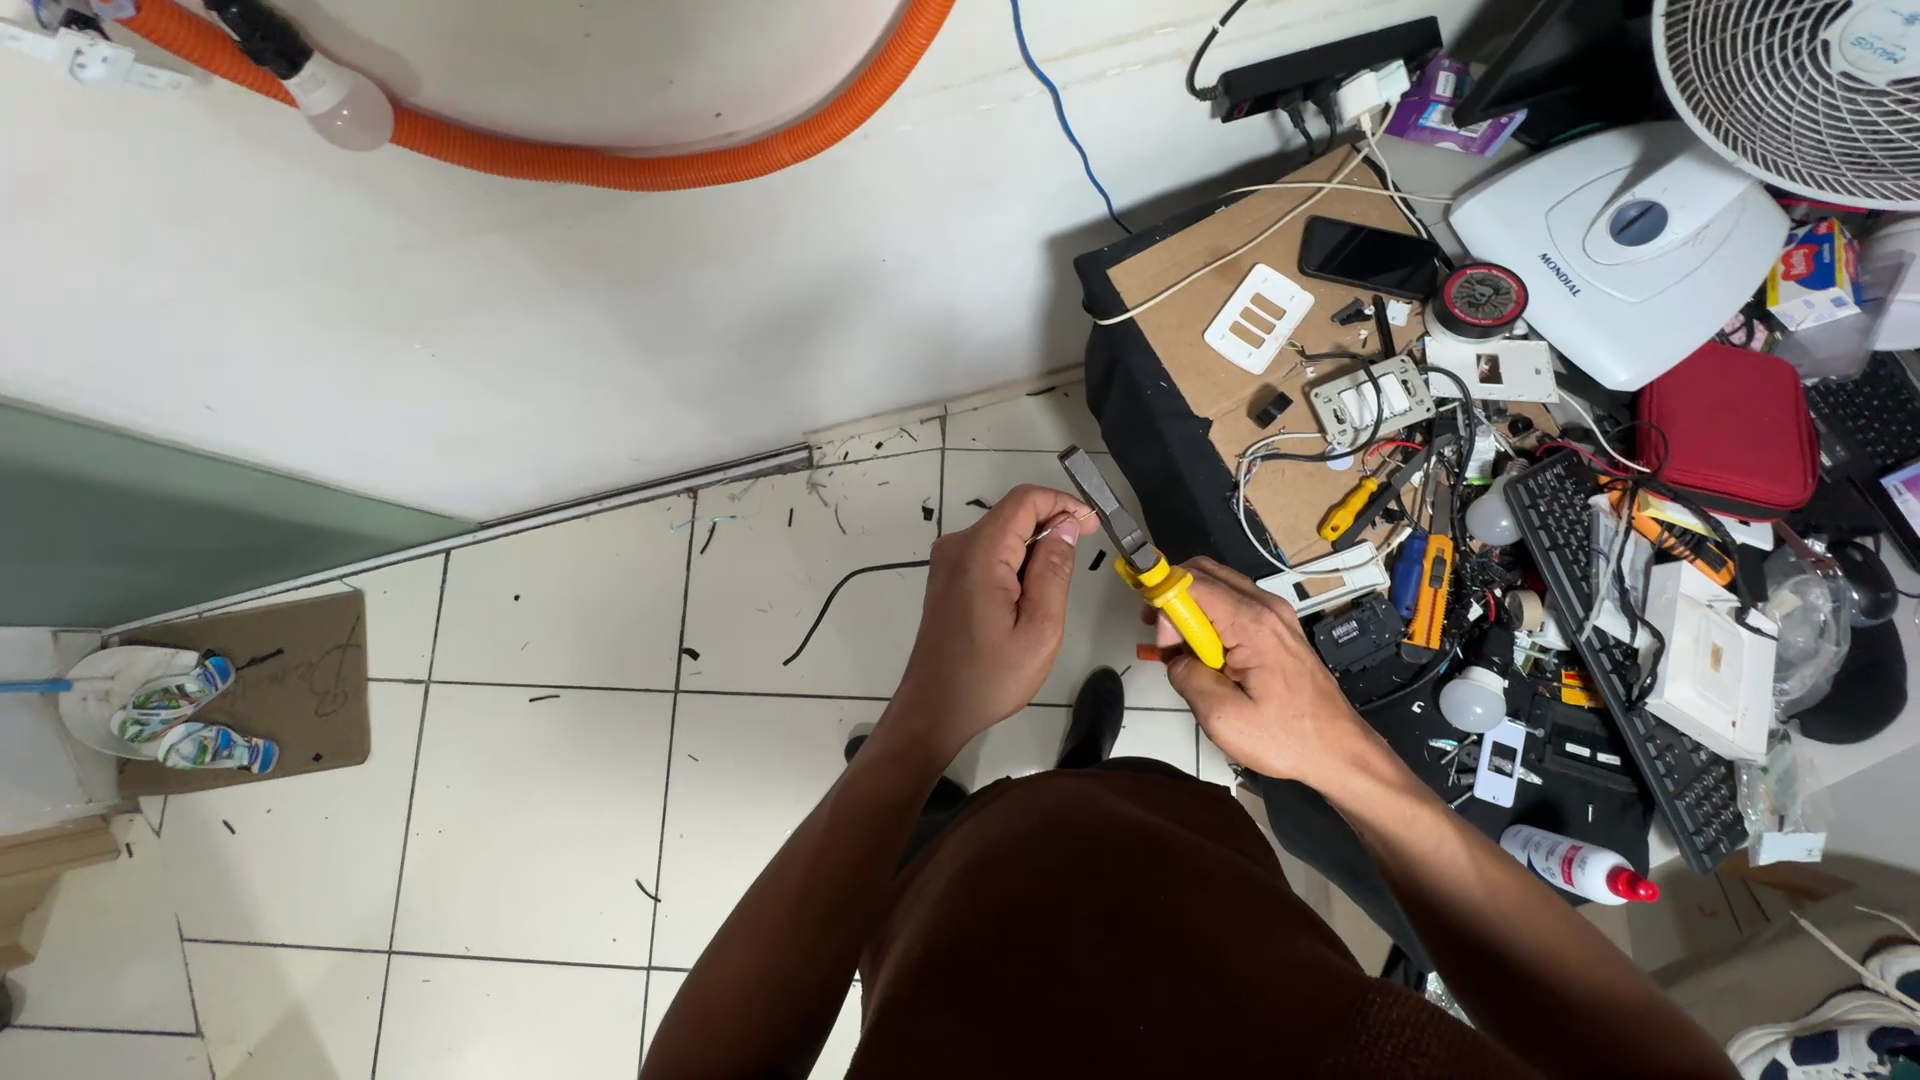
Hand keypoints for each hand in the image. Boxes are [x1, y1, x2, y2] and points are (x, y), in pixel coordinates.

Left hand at [883, 485, 1089, 760]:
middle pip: (1012, 514)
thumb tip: (1065, 527)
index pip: (1025, 500)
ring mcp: (947, 562)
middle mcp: (957, 546)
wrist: (934, 708)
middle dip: (1051, 528)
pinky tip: (1025, 600)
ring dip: (1033, 551)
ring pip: (1001, 534)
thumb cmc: (990, 677)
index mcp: (979, 552)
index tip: (1092, 526)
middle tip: (1079, 563)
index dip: (1063, 503)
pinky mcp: (946, 578)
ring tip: (1049, 596)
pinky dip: (1014, 564)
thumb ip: (1054, 571)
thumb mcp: (1039, 629)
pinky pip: (987, 554)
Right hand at [1159, 557, 1380, 786]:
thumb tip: (1175, 658)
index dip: (1164, 601)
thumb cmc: (1285, 738)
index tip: (1163, 640)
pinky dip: (1209, 616)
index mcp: (1252, 623)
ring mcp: (1275, 614)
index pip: (1192, 581)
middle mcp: (1266, 607)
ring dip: (1190, 608)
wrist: (1338, 751)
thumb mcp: (1222, 717)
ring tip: (1186, 653)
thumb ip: (1187, 676)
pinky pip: (1232, 602)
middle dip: (1172, 598)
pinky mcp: (1278, 627)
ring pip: (1217, 584)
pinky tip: (1208, 654)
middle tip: (1167, 643)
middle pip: (1203, 572)